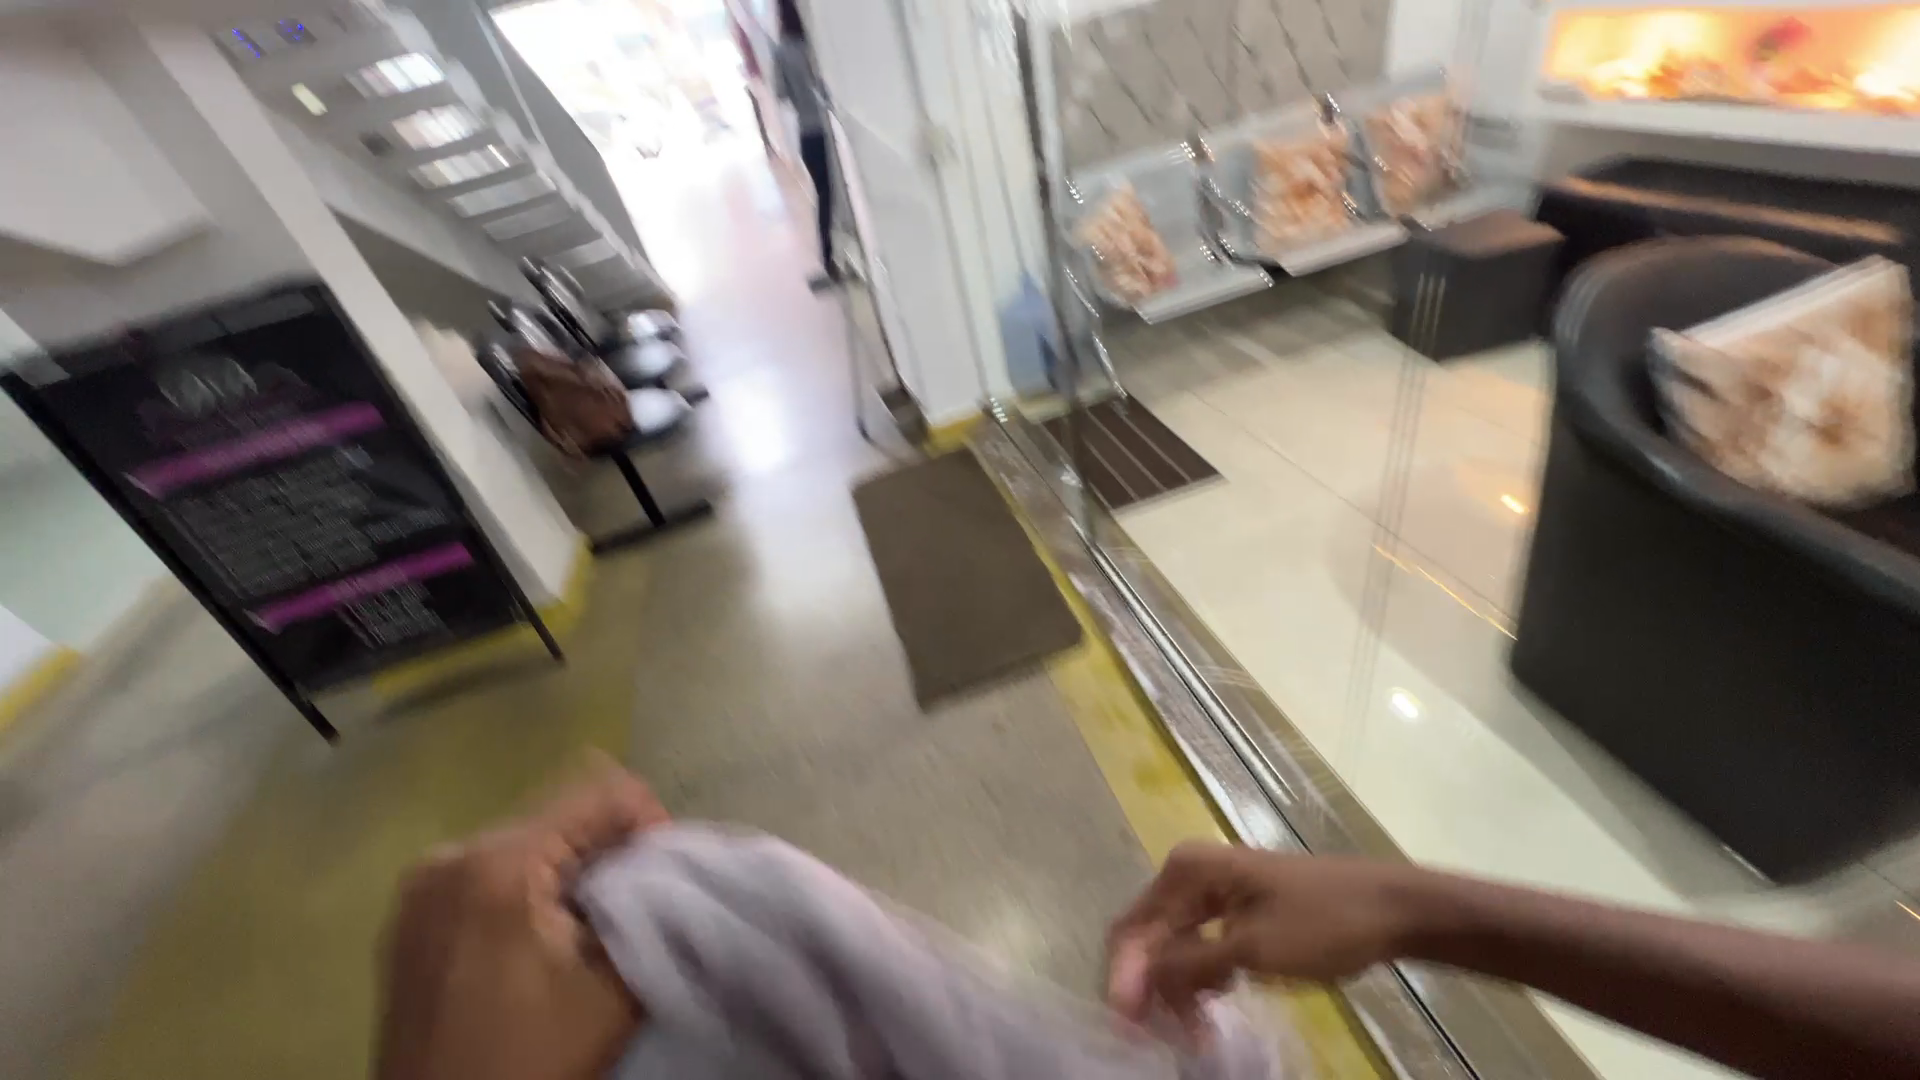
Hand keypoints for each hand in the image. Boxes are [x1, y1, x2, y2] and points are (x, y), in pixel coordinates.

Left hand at [375, 762, 670, 1079]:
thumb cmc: (530, 1063)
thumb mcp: (614, 986)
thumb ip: (648, 904)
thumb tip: (662, 862)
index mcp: (497, 865)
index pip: (600, 793)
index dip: (647, 820)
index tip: (663, 871)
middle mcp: (451, 855)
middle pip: (563, 809)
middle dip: (612, 841)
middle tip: (637, 896)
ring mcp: (423, 882)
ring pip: (532, 833)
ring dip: (576, 860)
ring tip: (593, 917)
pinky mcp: (413, 910)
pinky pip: (496, 862)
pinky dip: (537, 879)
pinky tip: (547, 930)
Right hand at [1106, 843, 1423, 1034]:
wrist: (1392, 908)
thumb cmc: (1322, 921)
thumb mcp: (1252, 949)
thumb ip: (1188, 966)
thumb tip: (1132, 984)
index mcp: (1186, 870)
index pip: (1133, 928)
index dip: (1125, 979)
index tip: (1131, 1031)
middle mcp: (1189, 874)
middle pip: (1150, 937)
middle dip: (1152, 989)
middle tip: (1170, 1041)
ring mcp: (1212, 889)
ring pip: (1174, 945)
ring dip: (1177, 991)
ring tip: (1197, 1037)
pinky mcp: (1233, 907)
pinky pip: (1199, 946)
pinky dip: (1200, 981)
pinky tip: (1213, 1012)